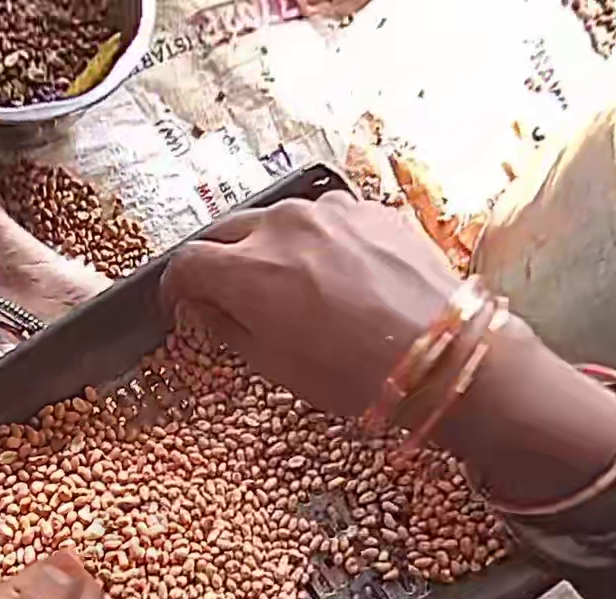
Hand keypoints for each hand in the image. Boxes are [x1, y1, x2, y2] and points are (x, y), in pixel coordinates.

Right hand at [161, 191, 457, 417]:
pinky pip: (321, 217)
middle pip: (225, 233)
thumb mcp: (274, 365)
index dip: (175, 286)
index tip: (179, 303)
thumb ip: (227, 327)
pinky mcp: (367, 208)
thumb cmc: (351, 374)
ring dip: (264, 248)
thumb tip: (202, 307)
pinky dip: (309, 241)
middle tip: (224, 295)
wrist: (440, 355)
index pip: (187, 263)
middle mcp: (282, 226)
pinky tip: (329, 273)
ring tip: (284, 285)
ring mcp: (328, 211)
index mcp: (249, 271)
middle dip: (216, 263)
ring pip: (273, 220)